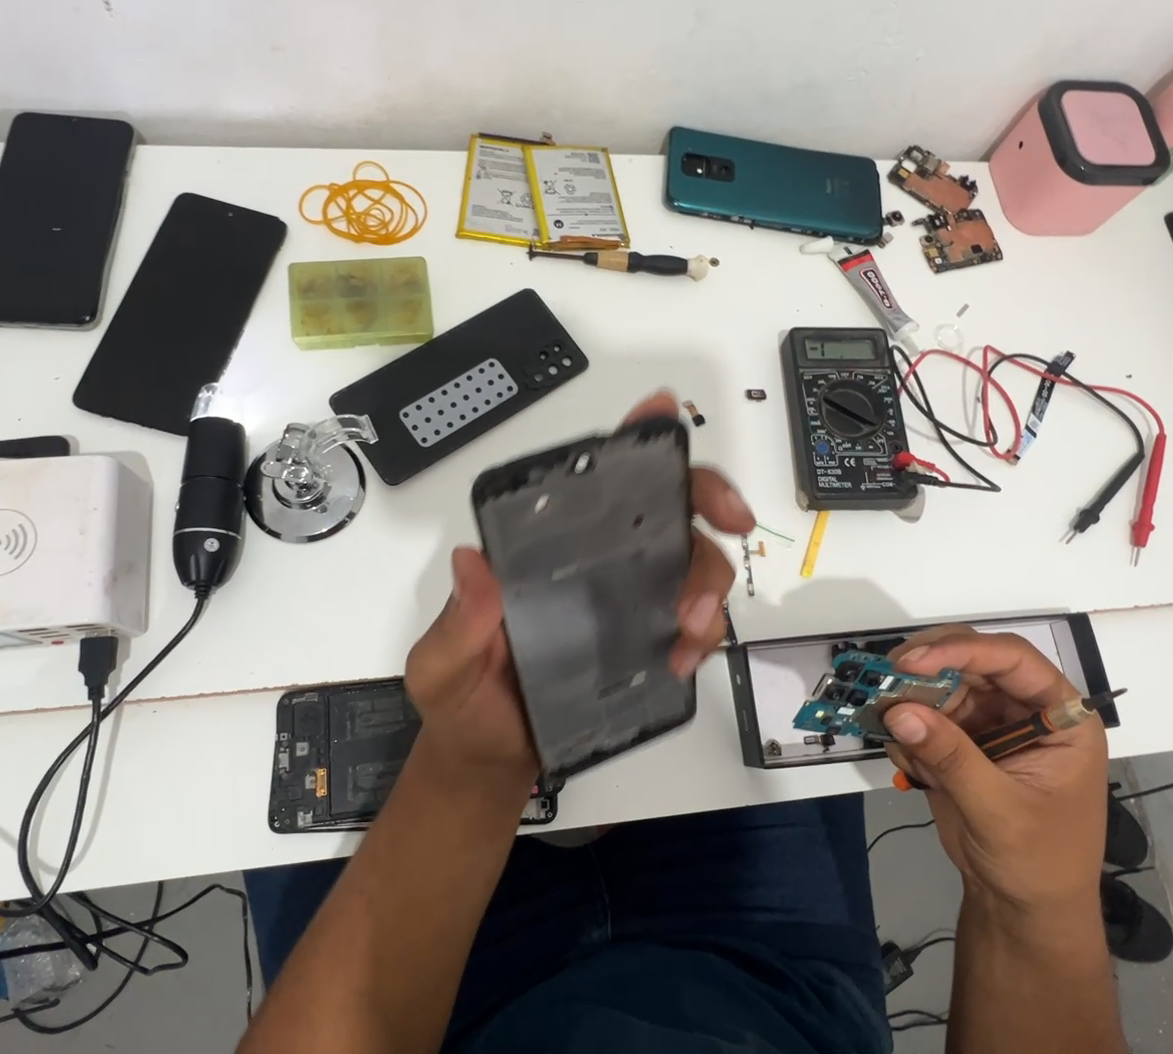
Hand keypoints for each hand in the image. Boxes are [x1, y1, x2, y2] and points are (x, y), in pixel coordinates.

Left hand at [403, 391, 753, 784]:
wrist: (494, 759)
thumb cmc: (462, 702)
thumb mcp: (441, 666)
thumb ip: (457, 626)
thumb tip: (469, 562)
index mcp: (544, 550)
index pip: (590, 484)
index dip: (633, 443)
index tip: (666, 414)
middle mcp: (595, 563)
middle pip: (665, 512)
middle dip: (705, 502)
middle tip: (730, 525)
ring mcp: (628, 601)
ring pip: (693, 563)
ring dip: (708, 581)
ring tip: (688, 628)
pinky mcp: (649, 642)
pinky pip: (697, 623)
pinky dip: (704, 633)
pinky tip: (683, 659)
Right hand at [880, 627, 1107, 912]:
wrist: (1022, 908)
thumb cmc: (1039, 860)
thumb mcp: (1000, 810)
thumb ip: (951, 757)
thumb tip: (898, 711)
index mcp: (1060, 717)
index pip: (1013, 660)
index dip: (963, 650)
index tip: (912, 660)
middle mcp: (1024, 710)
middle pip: (971, 663)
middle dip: (927, 666)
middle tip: (884, 675)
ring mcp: (988, 724)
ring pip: (940, 686)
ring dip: (908, 696)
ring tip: (881, 715)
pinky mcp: (957, 743)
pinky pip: (923, 716)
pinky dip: (904, 728)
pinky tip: (907, 761)